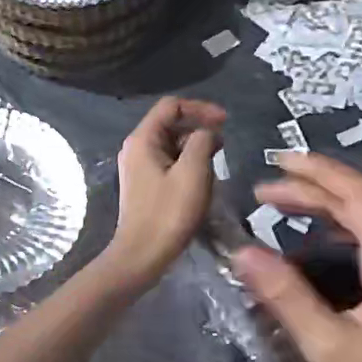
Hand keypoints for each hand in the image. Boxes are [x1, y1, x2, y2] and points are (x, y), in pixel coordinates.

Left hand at [99, 97, 225, 286]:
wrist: (142, 256)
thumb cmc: (168, 213)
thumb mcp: (192, 172)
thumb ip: (203, 142)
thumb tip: (208, 133)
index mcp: (142, 139)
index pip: (171, 105)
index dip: (201, 108)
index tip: (225, 122)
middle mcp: (136, 148)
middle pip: (171, 125)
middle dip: (200, 131)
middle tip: (224, 148)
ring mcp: (138, 168)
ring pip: (172, 146)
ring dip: (196, 152)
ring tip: (215, 170)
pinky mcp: (145, 186)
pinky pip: (169, 165)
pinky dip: (187, 167)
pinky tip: (201, 184)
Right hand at [233, 153, 361, 361]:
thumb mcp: (332, 348)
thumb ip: (287, 297)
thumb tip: (242, 253)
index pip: (361, 194)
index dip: (320, 171)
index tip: (278, 161)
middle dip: (311, 188)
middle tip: (262, 192)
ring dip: (324, 206)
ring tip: (279, 207)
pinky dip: (340, 228)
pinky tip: (313, 242)